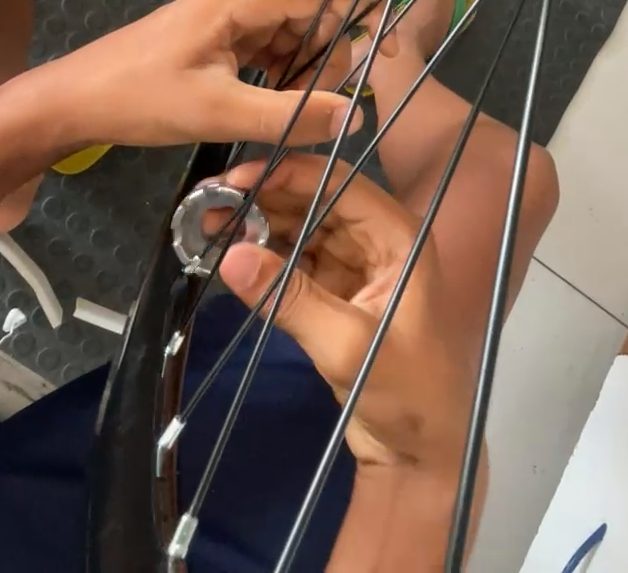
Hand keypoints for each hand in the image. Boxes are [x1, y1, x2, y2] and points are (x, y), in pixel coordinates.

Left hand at [24, 0, 392, 150]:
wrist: (74, 100)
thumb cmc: (140, 97)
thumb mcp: (217, 112)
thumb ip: (288, 114)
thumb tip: (354, 116)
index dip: (368, 17)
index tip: (388, 58)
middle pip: (318, 16)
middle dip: (332, 58)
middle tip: (317, 105)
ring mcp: (232, 18)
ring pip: (297, 37)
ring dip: (306, 72)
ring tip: (287, 110)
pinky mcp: (221, 39)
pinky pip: (272, 51)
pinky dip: (283, 77)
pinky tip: (269, 104)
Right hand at [215, 154, 471, 475]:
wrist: (419, 452)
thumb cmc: (406, 393)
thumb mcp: (348, 344)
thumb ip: (290, 298)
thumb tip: (230, 255)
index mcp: (399, 237)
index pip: (340, 184)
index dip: (288, 174)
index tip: (236, 179)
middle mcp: (380, 240)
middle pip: (317, 201)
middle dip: (265, 198)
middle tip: (209, 200)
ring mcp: (358, 265)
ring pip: (303, 228)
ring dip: (260, 224)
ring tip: (208, 222)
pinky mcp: (338, 291)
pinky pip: (297, 260)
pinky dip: (266, 256)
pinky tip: (230, 253)